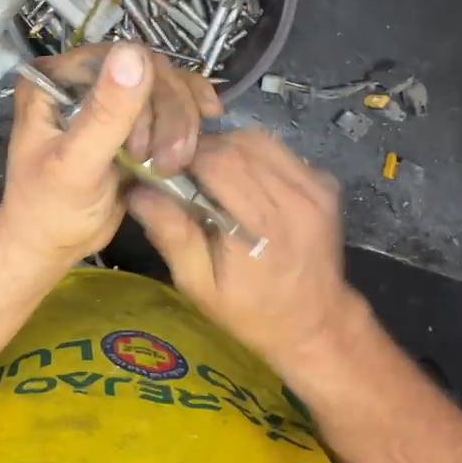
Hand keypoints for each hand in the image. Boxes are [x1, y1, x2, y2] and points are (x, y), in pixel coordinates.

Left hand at [0, 43, 221, 265]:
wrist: (50, 244)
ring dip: (181, 122)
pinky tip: (199, 138)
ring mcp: (106, 97)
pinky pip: (170, 103)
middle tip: (166, 162)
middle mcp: (78, 78)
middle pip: (147, 70)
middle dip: (167, 114)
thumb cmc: (50, 209)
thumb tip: (133, 52)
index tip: (142, 147)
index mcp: (53, 78)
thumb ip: (105, 113)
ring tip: (170, 164)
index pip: (116, 59)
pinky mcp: (129, 120)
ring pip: (165, 85)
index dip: (143, 95)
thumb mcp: (77, 163)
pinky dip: (189, 118)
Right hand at [127, 129, 359, 362]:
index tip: (162, 172)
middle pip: (236, 145)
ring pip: (256, 139)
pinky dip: (251, 155)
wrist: (315, 323)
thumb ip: (171, 234)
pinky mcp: (324, 182)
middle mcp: (295, 199)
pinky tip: (240, 181)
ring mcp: (316, 187)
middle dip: (200, 151)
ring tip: (208, 176)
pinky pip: (277, 149)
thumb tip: (137, 190)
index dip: (183, 158)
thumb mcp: (197, 284)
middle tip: (181, 174)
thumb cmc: (250, 310)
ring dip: (225, 149)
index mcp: (264, 226)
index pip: (217, 161)